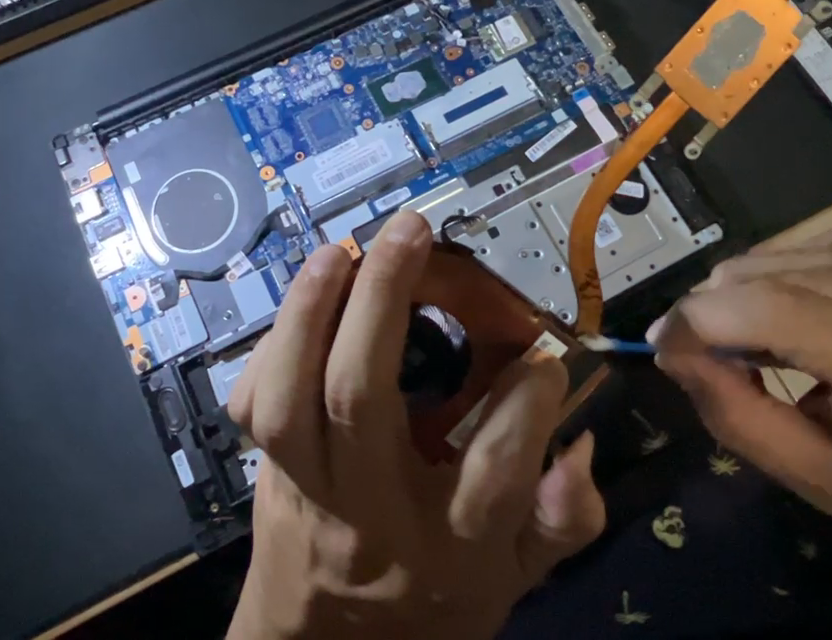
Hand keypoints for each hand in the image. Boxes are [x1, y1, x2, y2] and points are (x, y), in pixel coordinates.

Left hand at [226, 211, 605, 639]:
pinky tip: (308, 296)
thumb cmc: (432, 601)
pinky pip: (254, 403)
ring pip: (290, 398)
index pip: (492, 470)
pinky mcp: (264, 474)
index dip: (523, 403)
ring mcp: (305, 491)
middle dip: (382, 301)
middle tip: (410, 231)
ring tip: (341, 249)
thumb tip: (577, 446)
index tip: (542, 353)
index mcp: (447, 547)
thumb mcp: (512, 580)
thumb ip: (558, 522)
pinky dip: (275, 342)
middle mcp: (366, 512)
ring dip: (310, 310)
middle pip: (359, 399)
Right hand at [647, 225, 831, 530]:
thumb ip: (742, 421)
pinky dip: (765, 282)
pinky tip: (788, 317)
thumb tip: (673, 353)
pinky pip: (788, 248)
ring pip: (764, 258)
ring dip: (735, 299)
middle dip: (710, 316)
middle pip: (760, 277)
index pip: (776, 310)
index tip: (665, 352)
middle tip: (714, 366)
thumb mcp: (827, 481)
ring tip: (758, 348)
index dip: (699, 323)